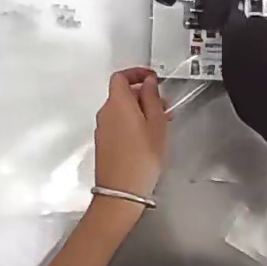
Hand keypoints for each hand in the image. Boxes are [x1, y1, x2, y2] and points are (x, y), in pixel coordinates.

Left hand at [94, 67, 167, 197]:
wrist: (121, 192)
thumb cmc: (142, 159)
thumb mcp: (157, 124)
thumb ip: (152, 98)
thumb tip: (148, 82)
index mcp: (117, 103)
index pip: (121, 76)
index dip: (137, 73)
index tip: (152, 78)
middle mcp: (105, 113)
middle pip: (122, 93)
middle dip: (143, 95)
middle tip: (164, 106)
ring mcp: (102, 129)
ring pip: (121, 110)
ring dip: (139, 110)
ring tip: (159, 125)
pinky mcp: (103, 143)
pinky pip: (117, 124)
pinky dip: (132, 123)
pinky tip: (147, 137)